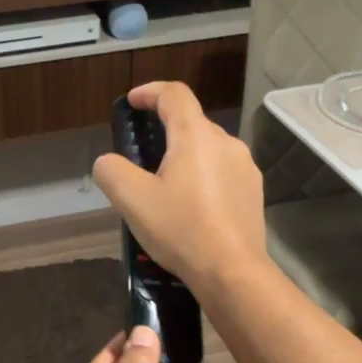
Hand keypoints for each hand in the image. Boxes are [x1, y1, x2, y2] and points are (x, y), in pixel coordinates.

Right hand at [92, 82, 268, 296]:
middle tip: (142, 159)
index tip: (132, 103)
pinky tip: (191, 209)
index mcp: (195, 136)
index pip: (174, 95)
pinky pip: (223, 174)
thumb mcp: (132, 201)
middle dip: (165, 133)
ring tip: (165, 190)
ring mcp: (245, 168)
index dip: (150, 92)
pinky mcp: (253, 193)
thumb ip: (112, 172)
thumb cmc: (181, 230)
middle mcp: (226, 143)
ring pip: (208, 151)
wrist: (232, 271)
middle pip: (191, 124)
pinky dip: (203, 180)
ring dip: (185, 159)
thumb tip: (108, 162)